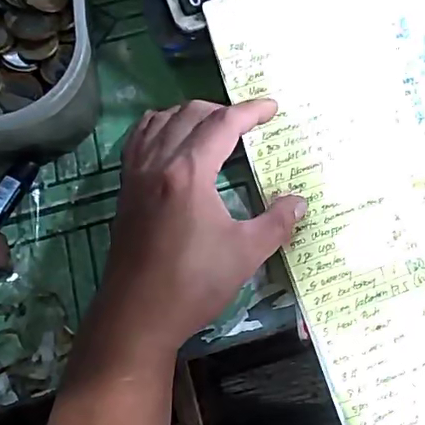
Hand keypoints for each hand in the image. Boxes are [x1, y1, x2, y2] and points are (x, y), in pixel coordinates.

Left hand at [82, 100, 305, 361]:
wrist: (138, 315)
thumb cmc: (194, 284)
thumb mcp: (246, 253)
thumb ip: (277, 222)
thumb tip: (299, 202)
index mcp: (188, 173)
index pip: (222, 124)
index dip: (250, 111)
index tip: (272, 108)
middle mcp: (157, 163)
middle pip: (189, 114)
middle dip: (222, 110)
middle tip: (247, 124)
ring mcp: (135, 176)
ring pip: (159, 121)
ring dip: (189, 115)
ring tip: (212, 128)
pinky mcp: (125, 192)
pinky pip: (139, 141)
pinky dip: (160, 129)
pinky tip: (171, 145)